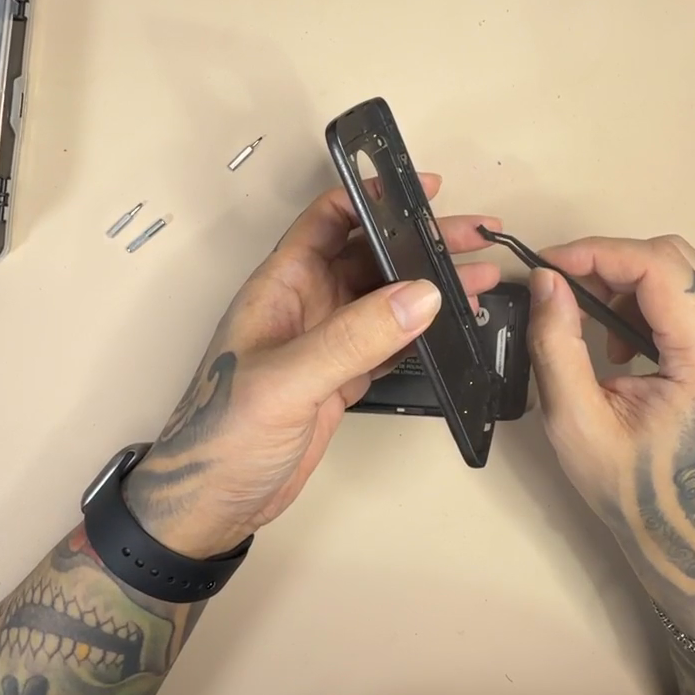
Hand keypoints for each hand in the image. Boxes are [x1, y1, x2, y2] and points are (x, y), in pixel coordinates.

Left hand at [123, 175, 501, 557]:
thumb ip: (353, 338)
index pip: (328, 221)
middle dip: (420, 242)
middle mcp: (306, 304)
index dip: (373, 197)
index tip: (424, 189)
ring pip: (385, 298)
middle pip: (370, 256)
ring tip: (482, 279)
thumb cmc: (225, 434)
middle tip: (476, 236)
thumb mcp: (287, 380)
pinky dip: (422, 331)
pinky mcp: (341, 377)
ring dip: (430, 286)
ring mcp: (326, 341)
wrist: (212, 505)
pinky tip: (454, 324)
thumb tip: (422, 295)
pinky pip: (388, 340)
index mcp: (281, 285)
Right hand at [525, 236, 694, 614]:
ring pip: (684, 272)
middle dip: (610, 260)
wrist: (692, 539)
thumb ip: (557, 343)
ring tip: (590, 319)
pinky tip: (621, 341)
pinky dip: (646, 300)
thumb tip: (547, 281)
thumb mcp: (576, 420)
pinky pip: (690, 298)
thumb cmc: (636, 492)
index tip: (549, 265)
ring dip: (627, 280)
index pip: (660, 267)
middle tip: (563, 288)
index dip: (597, 252)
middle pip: (676, 258)